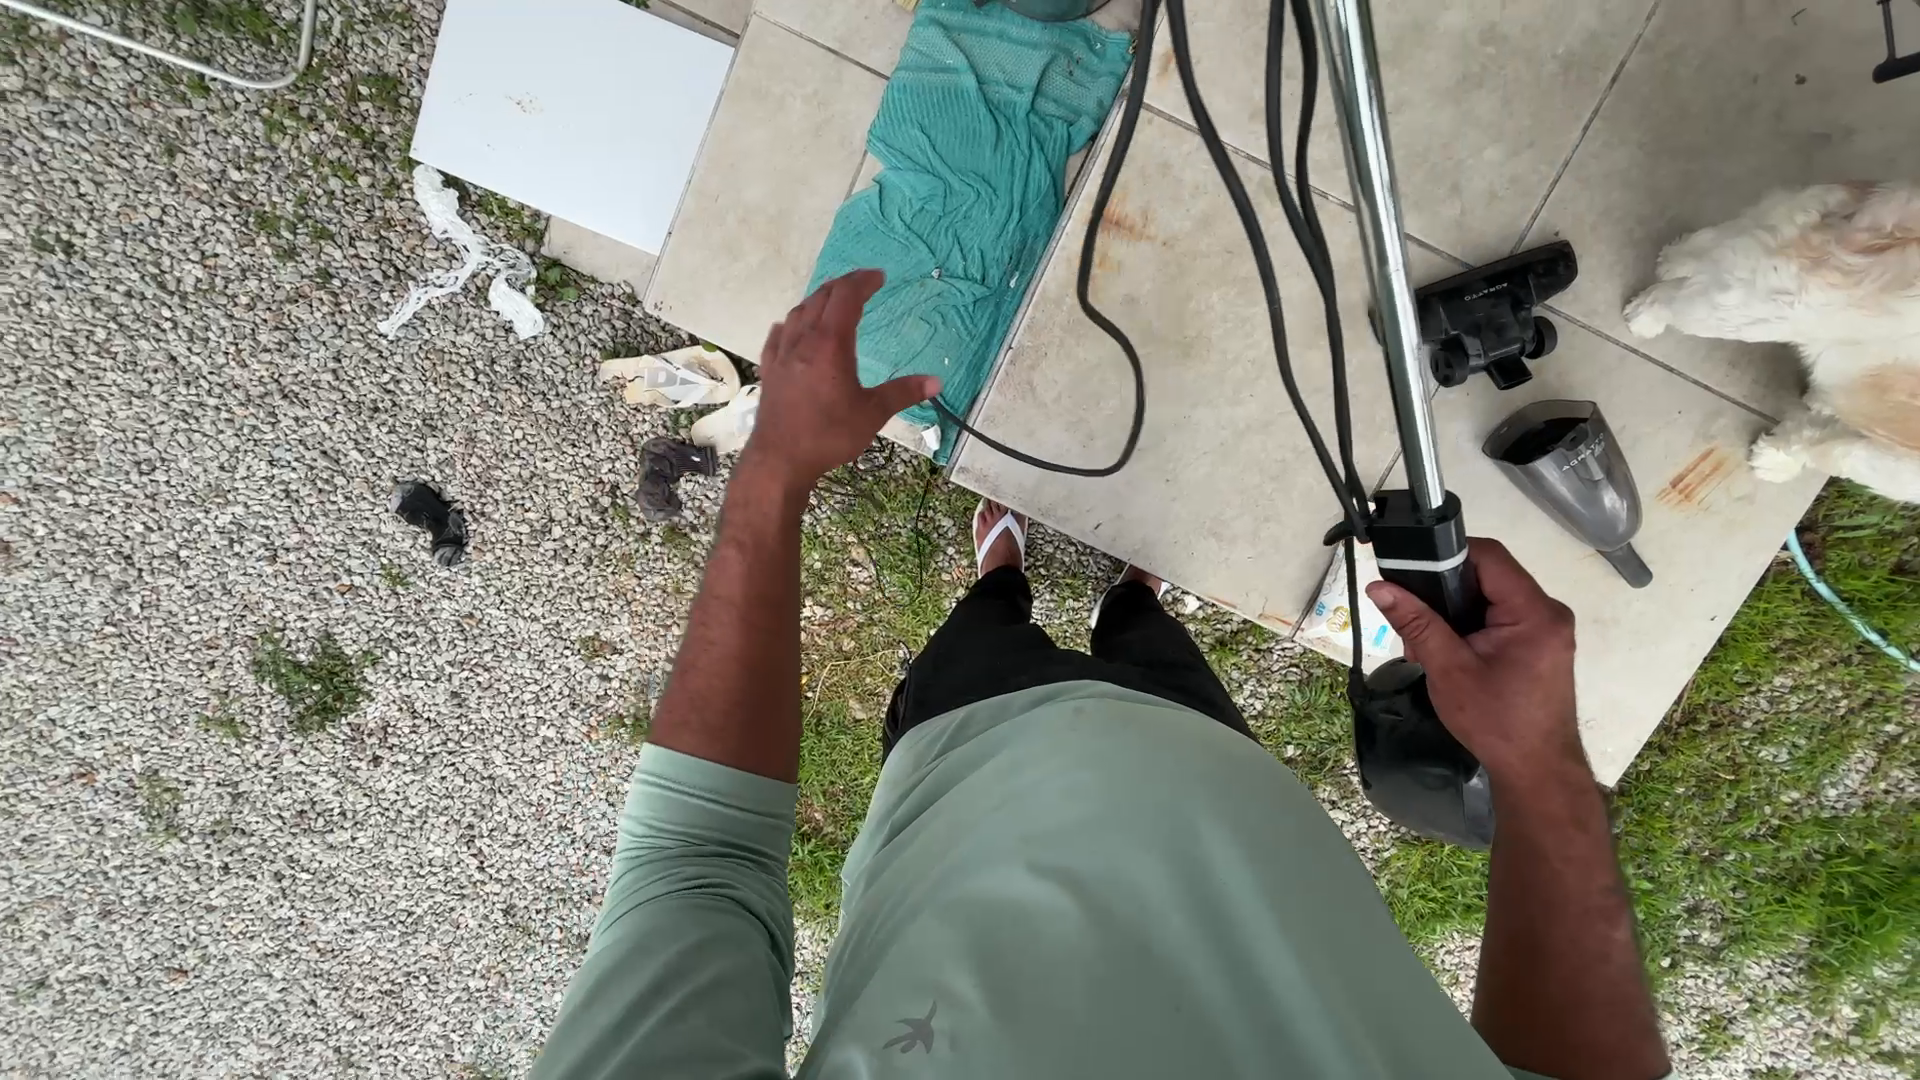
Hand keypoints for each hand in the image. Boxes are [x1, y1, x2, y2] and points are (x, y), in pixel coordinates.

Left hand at [740, 270, 941, 492]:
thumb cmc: (829, 435)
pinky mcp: (770, 370)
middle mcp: (803, 340)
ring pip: (798, 312)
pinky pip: (779, 334)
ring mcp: (782, 354)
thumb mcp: (872, 414)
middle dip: (843, 285)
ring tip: (831, 301)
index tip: (878, 276)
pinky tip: (790, 327)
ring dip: (817, 300)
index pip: (847, 298)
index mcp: (831, 344)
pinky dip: (791, 322)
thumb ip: (903, 393)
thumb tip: (936, 382)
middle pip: (821, 298)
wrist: (780, 459)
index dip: (863, 282)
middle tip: (861, 283)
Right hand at [1365, 538, 1586, 785]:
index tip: (1408, 566)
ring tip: (1422, 639)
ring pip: (1487, 597)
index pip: (1490, 557)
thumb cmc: (1495, 720)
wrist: (1536, 770)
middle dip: (1442, 589)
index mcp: (1534, 613)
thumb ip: (1415, 622)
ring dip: (1450, 610)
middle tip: (1409, 612)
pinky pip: (1494, 617)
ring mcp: (1543, 629)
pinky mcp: (1535, 644)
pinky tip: (1441, 648)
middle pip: (1487, 575)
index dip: (1447, 553)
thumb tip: (1379, 586)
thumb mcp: (1448, 668)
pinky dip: (1464, 625)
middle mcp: (1546, 613)